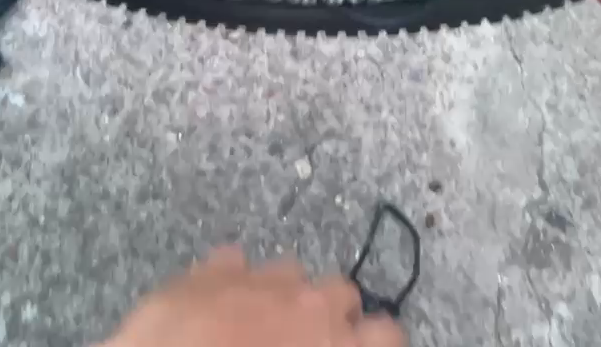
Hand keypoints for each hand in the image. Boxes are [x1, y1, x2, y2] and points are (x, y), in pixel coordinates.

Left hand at [102, 246, 404, 346]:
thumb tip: (327, 342)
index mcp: (335, 343)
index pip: (389, 333)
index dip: (378, 343)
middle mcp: (308, 302)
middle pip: (342, 290)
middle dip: (331, 314)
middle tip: (310, 345)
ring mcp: (258, 279)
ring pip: (291, 270)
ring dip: (284, 294)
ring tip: (261, 326)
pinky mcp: (211, 268)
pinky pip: (235, 262)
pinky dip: (233, 281)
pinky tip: (218, 305)